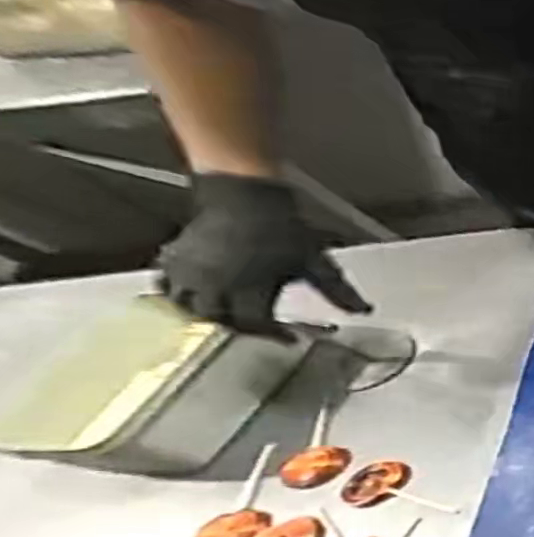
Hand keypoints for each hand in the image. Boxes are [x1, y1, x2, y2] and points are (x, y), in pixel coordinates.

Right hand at [157, 174, 369, 340]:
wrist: (244, 198)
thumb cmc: (282, 231)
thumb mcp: (316, 263)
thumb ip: (338, 290)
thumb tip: (363, 311)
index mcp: (248, 285)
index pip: (255, 322)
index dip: (274, 334)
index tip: (293, 338)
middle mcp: (213, 281)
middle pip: (218, 319)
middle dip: (243, 329)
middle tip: (265, 329)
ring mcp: (190, 269)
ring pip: (188, 306)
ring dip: (210, 316)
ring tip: (235, 317)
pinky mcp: (175, 257)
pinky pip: (168, 285)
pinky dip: (182, 297)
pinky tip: (203, 297)